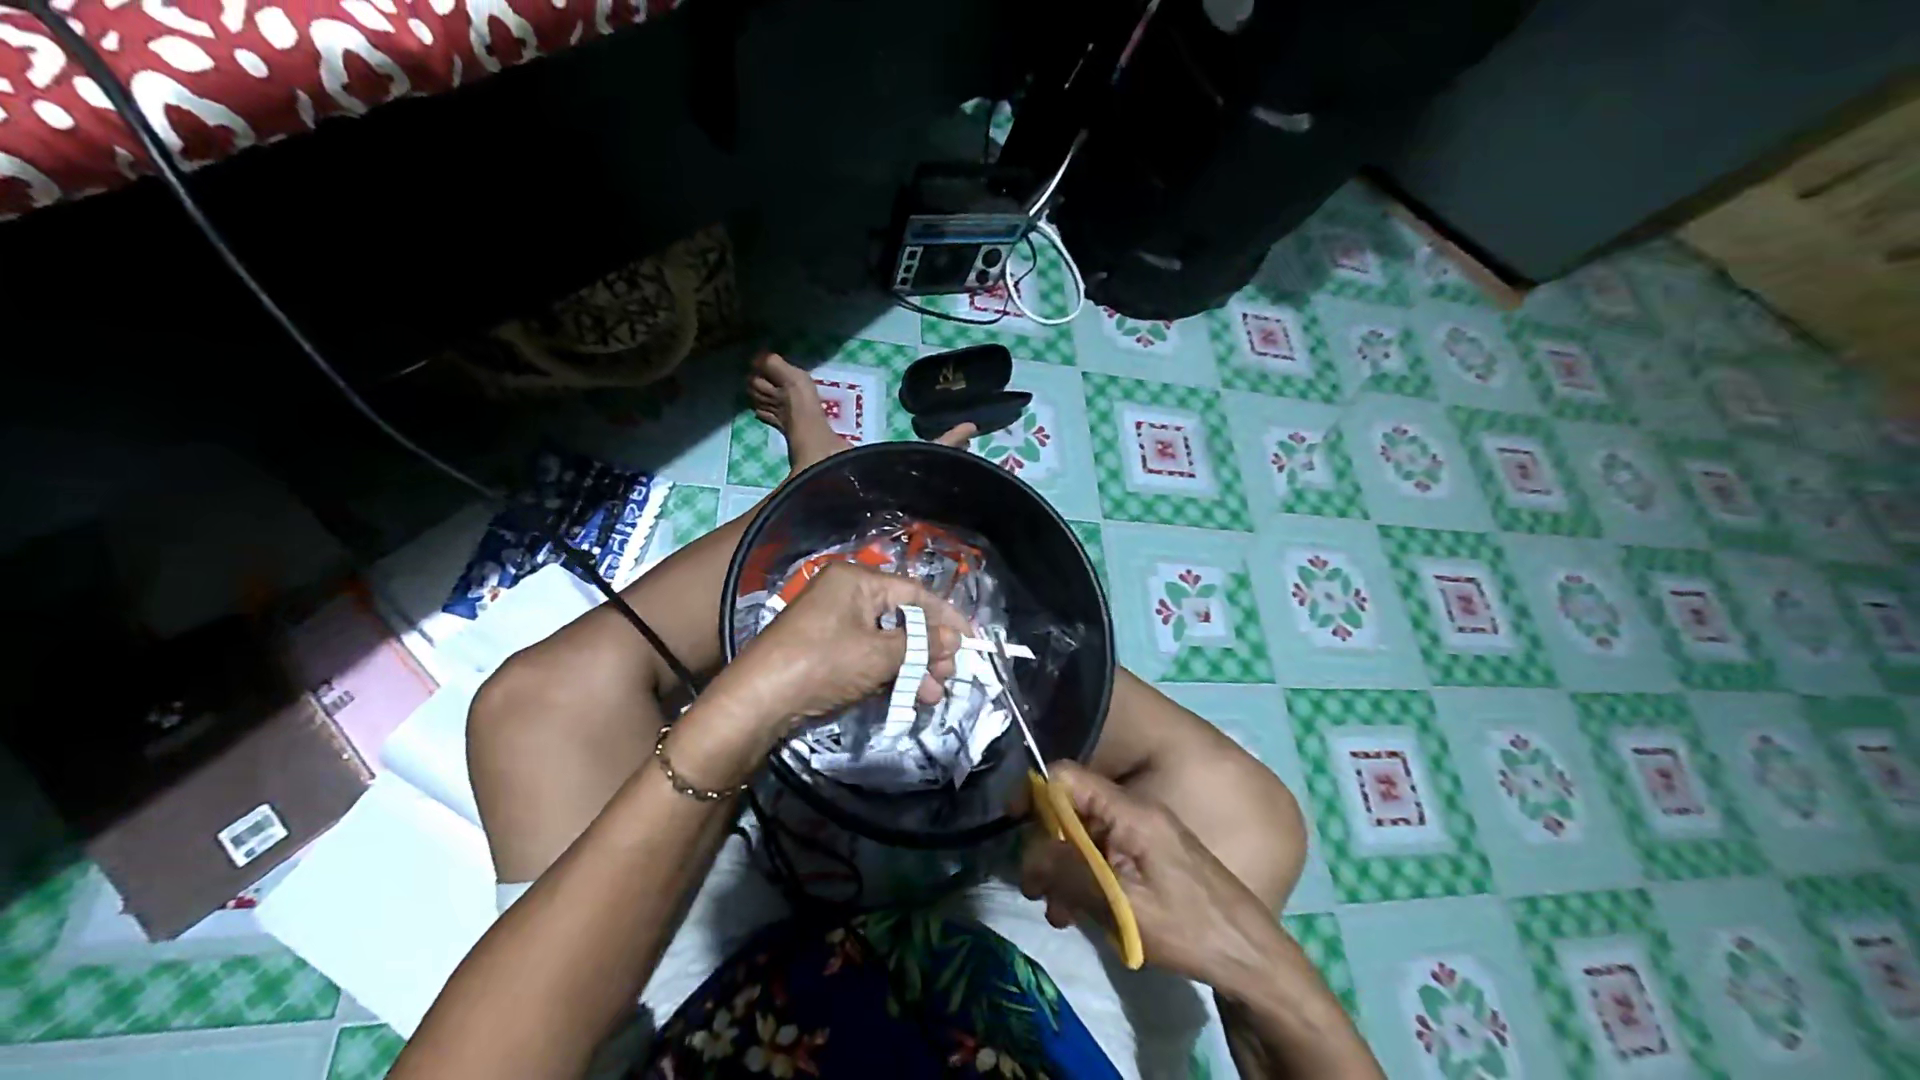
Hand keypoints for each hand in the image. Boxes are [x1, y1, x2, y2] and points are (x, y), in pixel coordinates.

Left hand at [728, 562, 969, 727]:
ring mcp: (835, 622)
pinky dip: (890, 672)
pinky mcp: (828, 648)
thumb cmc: (822, 664)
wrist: (759, 701)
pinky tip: (908, 693)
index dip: (946, 617)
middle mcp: (846, 594)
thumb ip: (921, 644)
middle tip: (948, 674)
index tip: (972, 640)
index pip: (915, 593)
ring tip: (931, 693)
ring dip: (913, 666)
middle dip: (929, 648)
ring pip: (888, 639)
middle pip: (902, 617)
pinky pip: (869, 653)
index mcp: (856, 580)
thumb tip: (954, 640)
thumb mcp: (878, 654)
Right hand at [1019, 762, 1288, 996]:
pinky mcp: (1146, 855)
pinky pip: (1102, 854)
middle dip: (1046, 845)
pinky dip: (1083, 878)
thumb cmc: (1189, 927)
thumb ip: (1071, 874)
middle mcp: (1133, 812)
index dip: (1035, 793)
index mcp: (1130, 812)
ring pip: (1083, 836)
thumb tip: (1026, 853)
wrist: (1250, 957)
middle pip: (1071, 808)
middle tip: (1035, 889)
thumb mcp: (1123, 906)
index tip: (1014, 825)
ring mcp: (1141, 833)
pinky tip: (1078, 912)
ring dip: (1063, 868)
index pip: (1068, 777)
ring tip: (1057, 911)